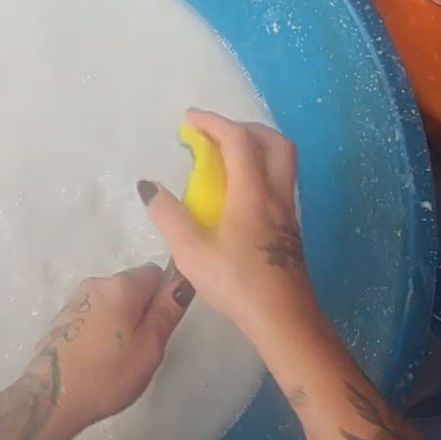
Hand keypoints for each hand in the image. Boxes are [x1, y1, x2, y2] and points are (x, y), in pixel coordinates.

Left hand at [30, 262, 190, 431]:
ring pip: (115, 300)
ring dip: (122, 320)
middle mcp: (98, 282)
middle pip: (134, 286)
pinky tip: (99, 356)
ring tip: (119, 356)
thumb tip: (182, 280)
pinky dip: (104, 327)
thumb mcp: (149, 347)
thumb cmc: (107, 374)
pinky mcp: (65, 315)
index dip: (164, 298)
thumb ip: (167, 310)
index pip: (156, 273)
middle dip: (143, 310)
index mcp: (122, 285)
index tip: (159, 328)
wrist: (51, 398)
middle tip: (141, 348)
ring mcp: (78, 297)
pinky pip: (96, 311)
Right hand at [138, 110, 324, 349]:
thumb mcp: (191, 253)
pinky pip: (280, 181)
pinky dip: (260, 169)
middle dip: (244, 127)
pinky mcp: (291, 227)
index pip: (238, 139)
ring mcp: (287, 211)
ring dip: (256, 146)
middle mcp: (275, 194)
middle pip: (273, 141)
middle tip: (215, 134)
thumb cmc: (237, 285)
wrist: (285, 320)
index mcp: (252, 193)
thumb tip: (149, 187)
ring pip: (283, 161)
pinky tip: (238, 192)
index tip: (190, 119)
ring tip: (226, 158)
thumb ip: (169, 216)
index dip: (213, 122)